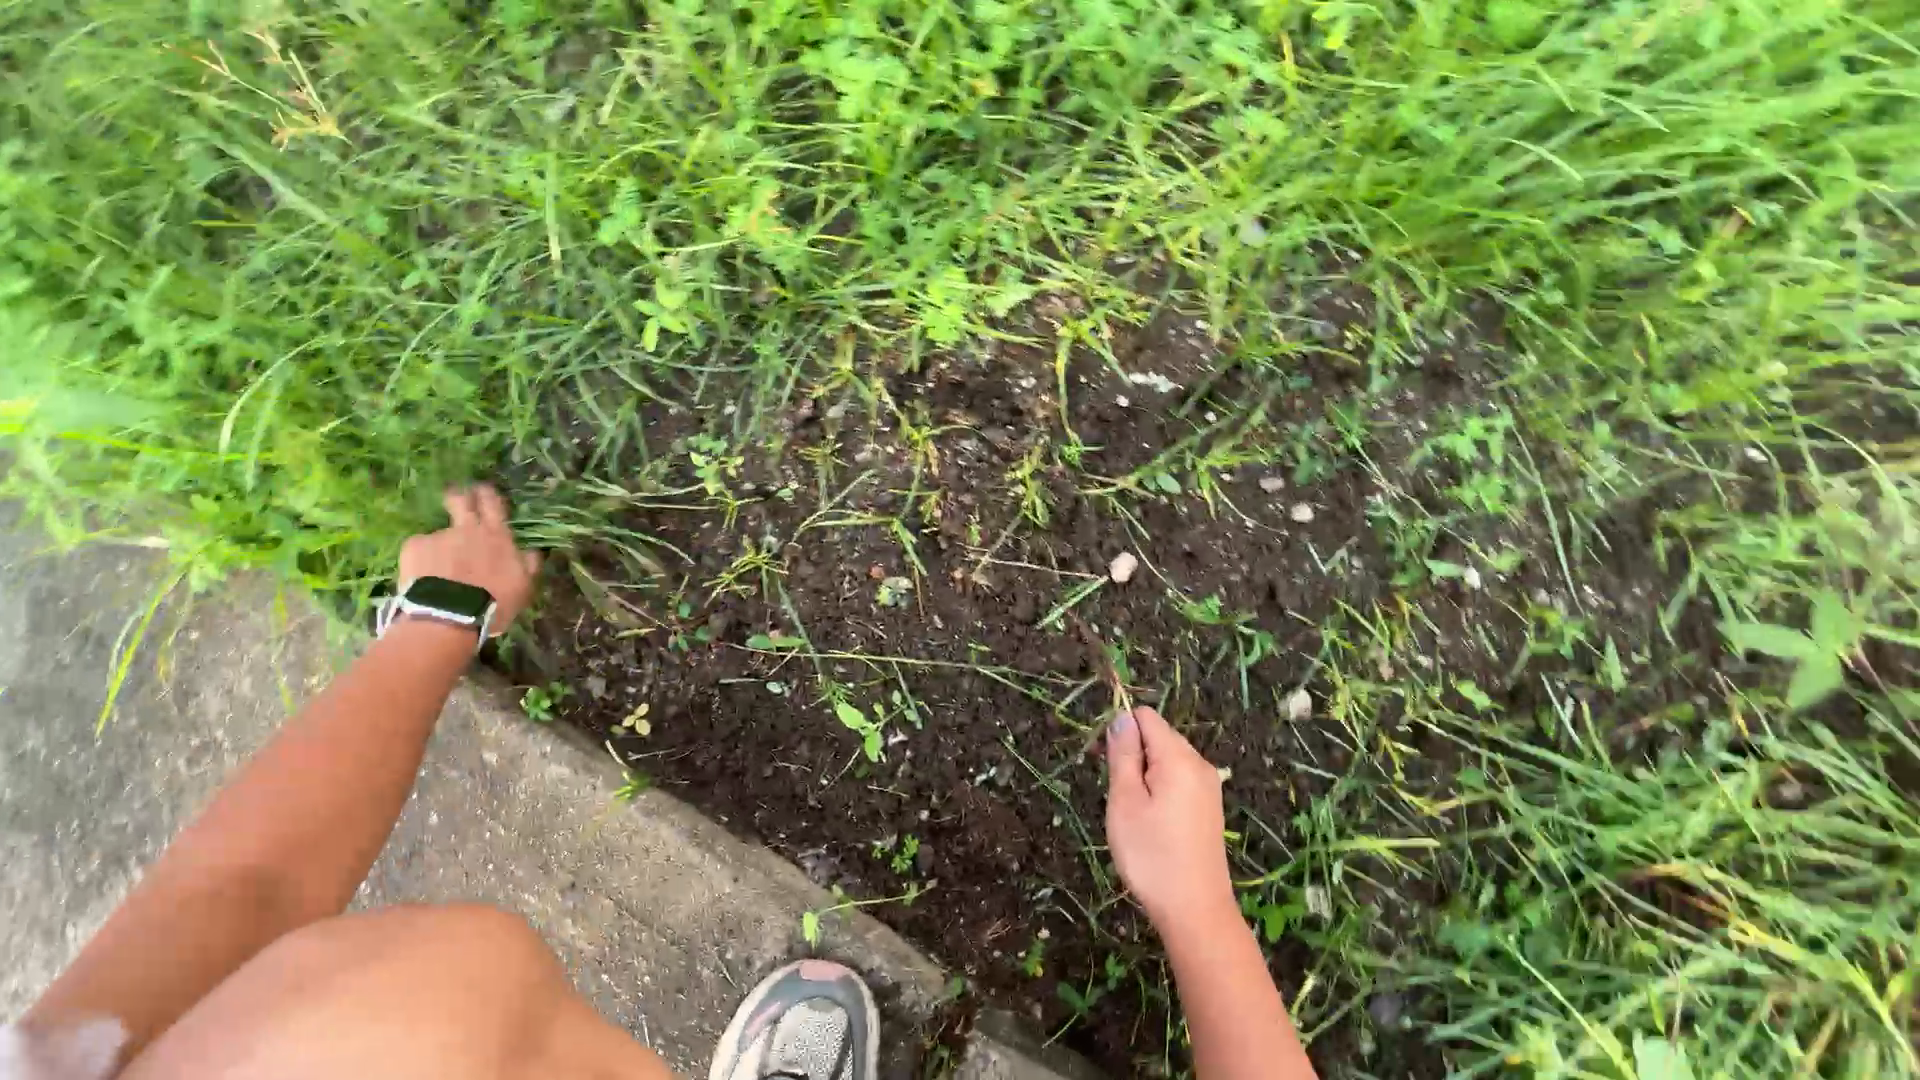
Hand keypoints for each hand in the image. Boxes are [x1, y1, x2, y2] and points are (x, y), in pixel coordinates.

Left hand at [399, 486, 541, 635]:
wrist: (451, 616)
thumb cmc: (495, 602)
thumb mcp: (524, 586)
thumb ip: (528, 564)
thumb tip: (532, 551)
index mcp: (497, 536)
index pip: (492, 504)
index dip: (487, 494)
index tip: (482, 490)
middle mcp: (468, 529)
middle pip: (460, 500)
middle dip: (458, 496)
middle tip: (455, 501)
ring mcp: (439, 536)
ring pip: (441, 534)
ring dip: (442, 546)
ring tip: (439, 569)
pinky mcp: (415, 546)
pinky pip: (420, 549)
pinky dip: (423, 561)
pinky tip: (424, 578)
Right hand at [1105, 706, 1236, 927]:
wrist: (1195, 911)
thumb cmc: (1152, 855)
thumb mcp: (1125, 801)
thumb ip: (1122, 754)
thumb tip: (1121, 718)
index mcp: (1179, 757)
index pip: (1146, 717)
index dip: (1119, 730)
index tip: (1100, 761)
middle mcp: (1199, 764)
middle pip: (1157, 736)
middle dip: (1130, 753)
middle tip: (1114, 793)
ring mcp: (1208, 787)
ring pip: (1166, 760)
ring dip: (1142, 774)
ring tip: (1131, 812)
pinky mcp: (1208, 808)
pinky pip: (1178, 781)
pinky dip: (1158, 789)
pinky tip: (1150, 822)